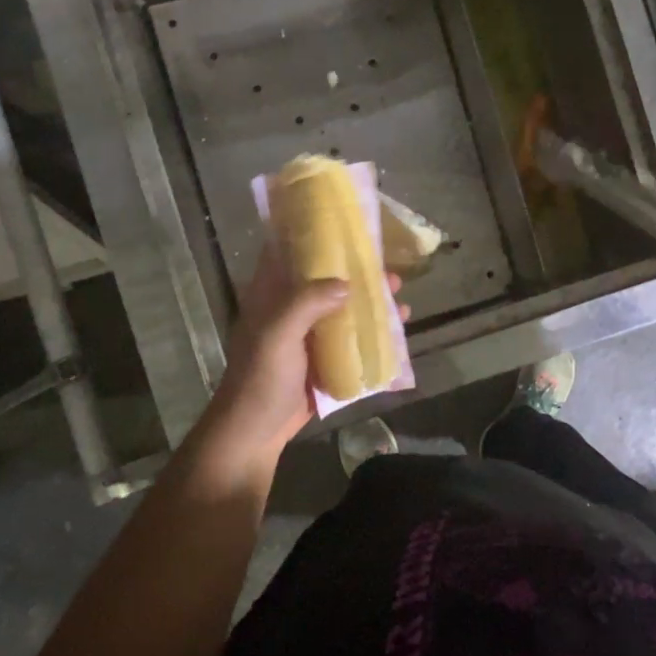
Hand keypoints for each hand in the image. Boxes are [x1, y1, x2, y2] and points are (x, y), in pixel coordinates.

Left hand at [207, 244, 406, 454]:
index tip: (342, 223)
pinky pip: (351, 339)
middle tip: (386, 261)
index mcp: (271, 296)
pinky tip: (397, 327)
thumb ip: (306, 304)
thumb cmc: (260, 379)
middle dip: (354, 269)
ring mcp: (308, 336)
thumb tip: (346, 283)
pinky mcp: (323, 360)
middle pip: (324, 279)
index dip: (311, 235)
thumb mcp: (278, 336)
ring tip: (399, 290)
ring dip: (369, 299)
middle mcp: (290, 310)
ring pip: (342, 308)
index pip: (287, 253)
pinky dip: (373, 331)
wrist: (256, 433)